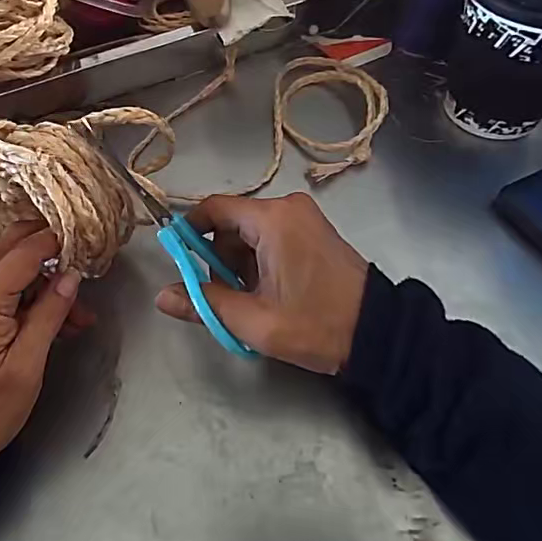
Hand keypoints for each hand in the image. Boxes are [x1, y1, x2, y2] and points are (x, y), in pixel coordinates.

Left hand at [0, 223, 90, 457]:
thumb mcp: (27, 365)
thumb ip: (49, 314)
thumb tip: (71, 275)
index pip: (24, 252)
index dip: (57, 240)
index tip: (87, 236)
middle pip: (11, 248)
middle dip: (51, 251)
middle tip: (84, 258)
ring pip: (11, 270)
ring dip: (46, 282)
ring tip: (79, 316)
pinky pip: (3, 290)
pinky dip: (31, 296)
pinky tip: (57, 321)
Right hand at [154, 193, 368, 373]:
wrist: (378, 331)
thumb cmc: (316, 324)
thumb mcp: (254, 321)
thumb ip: (204, 304)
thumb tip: (163, 296)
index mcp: (272, 220)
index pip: (214, 208)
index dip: (189, 231)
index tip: (178, 259)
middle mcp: (288, 208)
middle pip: (232, 224)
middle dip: (221, 260)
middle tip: (229, 296)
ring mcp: (304, 217)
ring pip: (251, 233)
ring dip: (242, 264)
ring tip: (255, 300)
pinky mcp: (314, 230)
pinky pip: (272, 236)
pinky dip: (262, 261)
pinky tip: (272, 292)